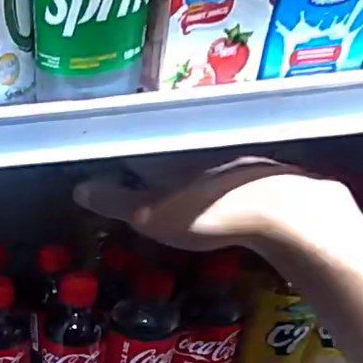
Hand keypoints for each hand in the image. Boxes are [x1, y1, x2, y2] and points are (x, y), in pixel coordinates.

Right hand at [122, 157, 362, 252]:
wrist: (284, 214)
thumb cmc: (207, 213)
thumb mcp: (150, 214)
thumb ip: (115, 201)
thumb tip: (78, 188)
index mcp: (169, 155)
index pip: (136, 150)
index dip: (120, 157)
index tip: (106, 163)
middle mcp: (200, 148)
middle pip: (169, 153)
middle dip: (153, 163)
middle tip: (139, 174)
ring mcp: (235, 158)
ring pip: (201, 161)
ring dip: (186, 171)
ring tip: (175, 187)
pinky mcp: (263, 174)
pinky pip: (227, 174)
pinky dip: (215, 183)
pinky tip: (216, 196)